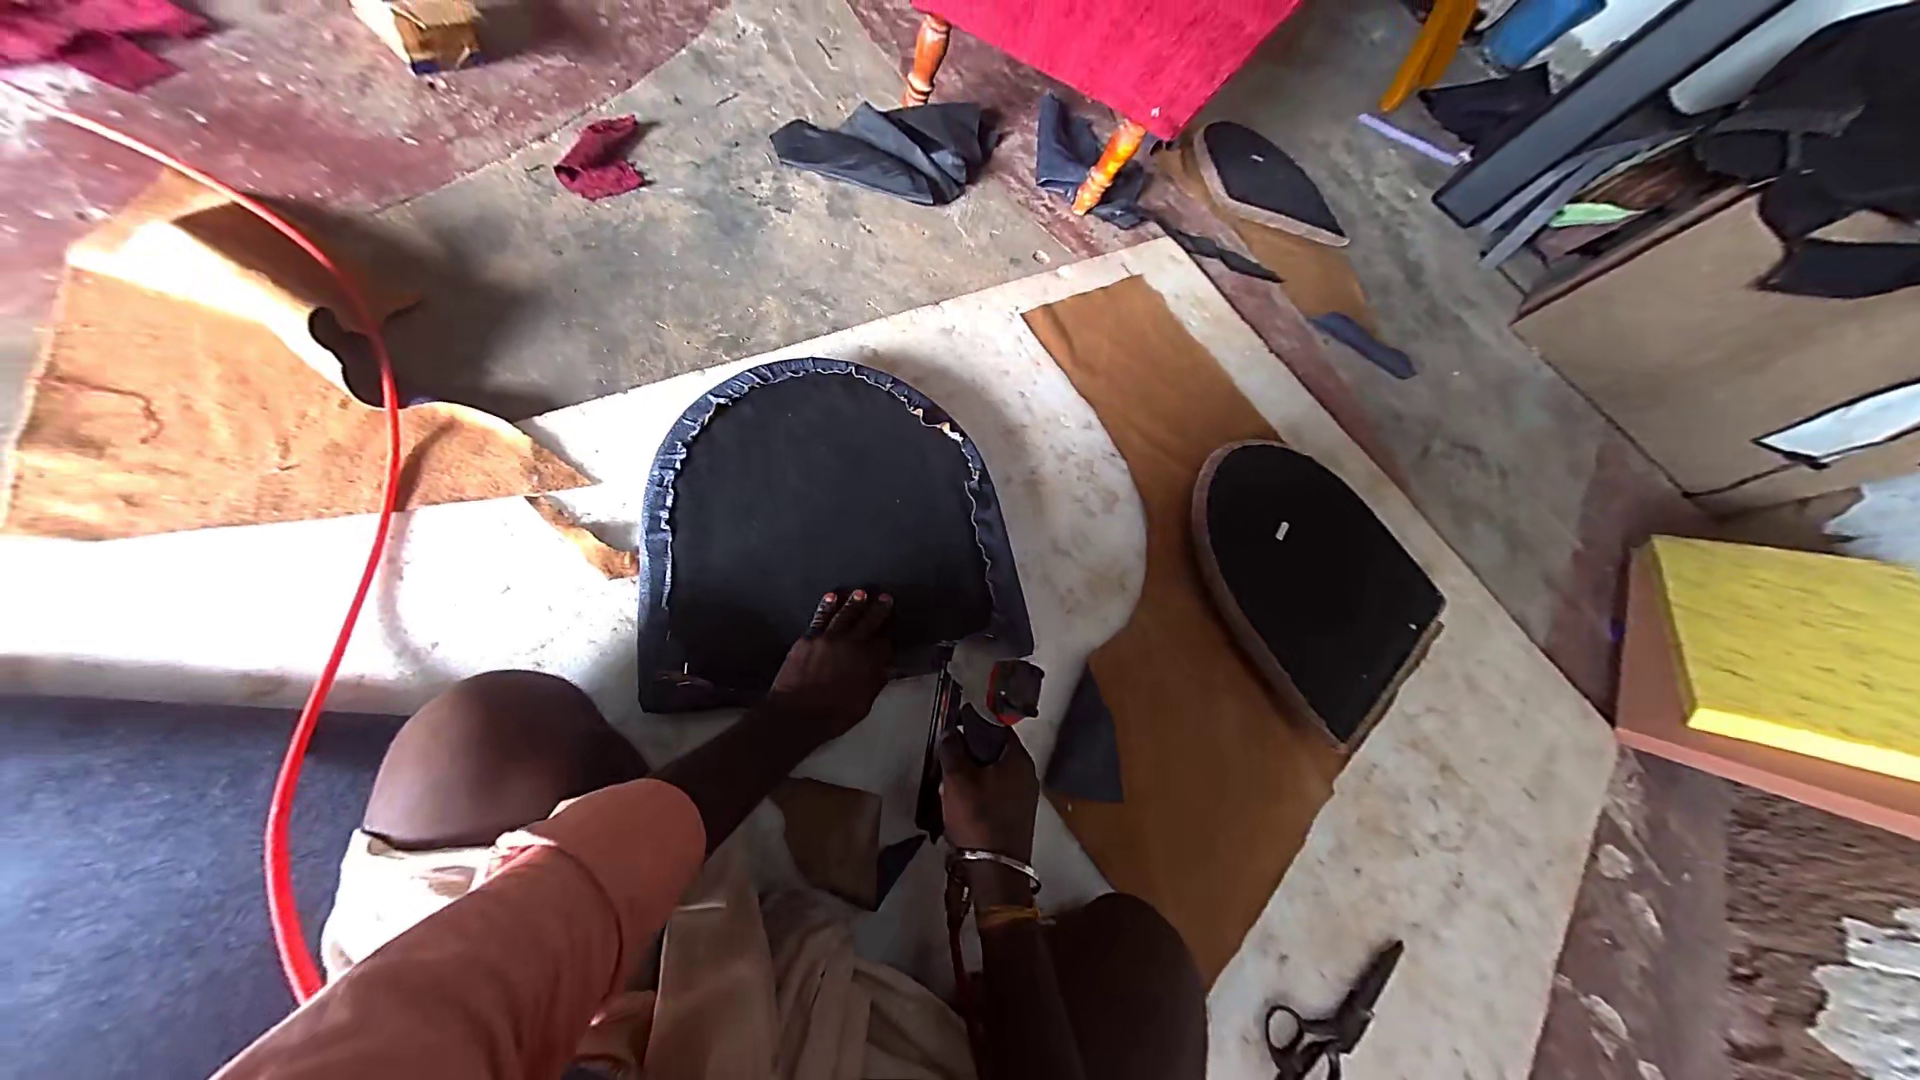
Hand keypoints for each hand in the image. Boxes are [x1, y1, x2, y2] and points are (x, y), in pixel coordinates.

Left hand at [766, 590, 892, 739]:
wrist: (796, 715)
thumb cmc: (832, 715)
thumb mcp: (863, 704)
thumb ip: (875, 683)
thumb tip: (884, 670)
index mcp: (868, 661)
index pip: (884, 645)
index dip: (887, 642)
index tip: (887, 641)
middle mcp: (851, 645)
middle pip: (869, 622)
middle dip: (879, 610)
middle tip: (885, 598)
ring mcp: (829, 639)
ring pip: (845, 615)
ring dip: (855, 602)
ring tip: (861, 593)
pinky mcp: (809, 638)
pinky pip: (820, 618)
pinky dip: (827, 606)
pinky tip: (831, 597)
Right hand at [938, 722, 1038, 864]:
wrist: (994, 871)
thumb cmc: (978, 817)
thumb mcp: (957, 778)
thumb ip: (952, 749)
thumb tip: (951, 732)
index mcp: (1019, 759)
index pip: (998, 728)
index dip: (974, 726)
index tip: (954, 733)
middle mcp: (1027, 774)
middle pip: (994, 752)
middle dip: (969, 757)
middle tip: (948, 767)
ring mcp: (1024, 797)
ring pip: (992, 775)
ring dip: (971, 778)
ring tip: (950, 790)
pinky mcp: (1017, 817)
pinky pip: (995, 794)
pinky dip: (979, 795)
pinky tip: (961, 808)